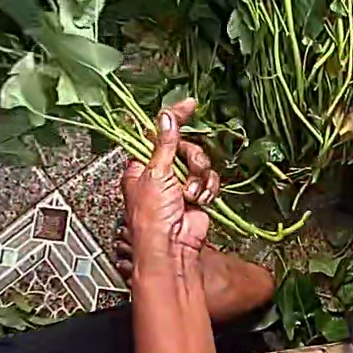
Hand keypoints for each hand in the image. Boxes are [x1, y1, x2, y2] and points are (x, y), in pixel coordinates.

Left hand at [121, 99, 220, 265]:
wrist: (172, 247)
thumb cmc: (152, 217)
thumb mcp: (156, 174)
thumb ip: (164, 144)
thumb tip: (166, 118)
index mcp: (142, 166)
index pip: (158, 133)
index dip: (174, 119)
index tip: (190, 105)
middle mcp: (162, 172)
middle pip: (185, 147)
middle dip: (191, 159)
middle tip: (187, 171)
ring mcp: (181, 183)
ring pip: (201, 163)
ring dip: (199, 178)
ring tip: (190, 193)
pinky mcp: (198, 194)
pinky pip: (210, 179)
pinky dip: (208, 189)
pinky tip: (199, 199)